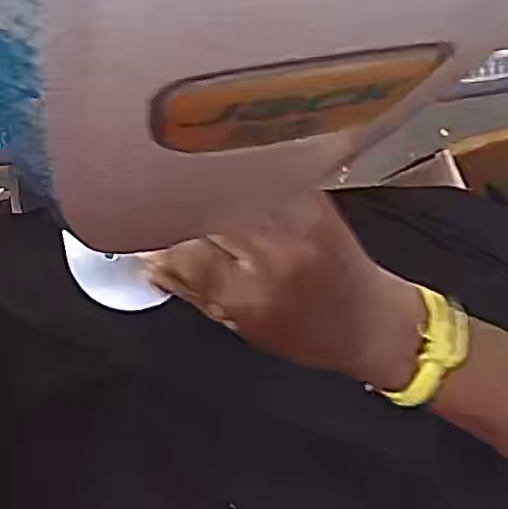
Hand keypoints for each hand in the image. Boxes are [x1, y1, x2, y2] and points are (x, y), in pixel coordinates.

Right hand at [144, 191, 426, 389]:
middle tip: (147, 198)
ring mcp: (295, 218)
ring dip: (195, 185)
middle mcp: (272, 252)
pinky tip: (215, 173)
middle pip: (198, 212)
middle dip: (168, 205)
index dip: (150, 238)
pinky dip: (230, 176)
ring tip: (176, 183)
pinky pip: (256, 177)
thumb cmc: (305, 335)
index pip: (180, 251)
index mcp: (251, 295)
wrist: (374, 320)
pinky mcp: (310, 197)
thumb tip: (146, 257)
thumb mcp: (241, 326)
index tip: (134, 228)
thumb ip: (192, 288)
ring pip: (224, 188)